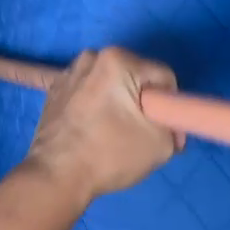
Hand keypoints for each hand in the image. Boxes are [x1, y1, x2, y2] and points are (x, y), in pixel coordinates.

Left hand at [21, 48, 183, 201]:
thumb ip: (173, 125)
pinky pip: (88, 92)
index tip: (168, 135)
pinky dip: (97, 106)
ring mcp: (69, 71)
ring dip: (120, 104)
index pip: (163, 77)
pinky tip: (95, 130)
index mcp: (117, 60)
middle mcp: (91, 57)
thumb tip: (166, 124)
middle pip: (135, 77)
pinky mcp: (55, 88)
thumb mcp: (162, 143)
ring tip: (117, 135)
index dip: (172, 107)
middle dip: (144, 103)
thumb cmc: (111, 153)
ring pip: (110, 85)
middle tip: (145, 135)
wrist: (57, 172)